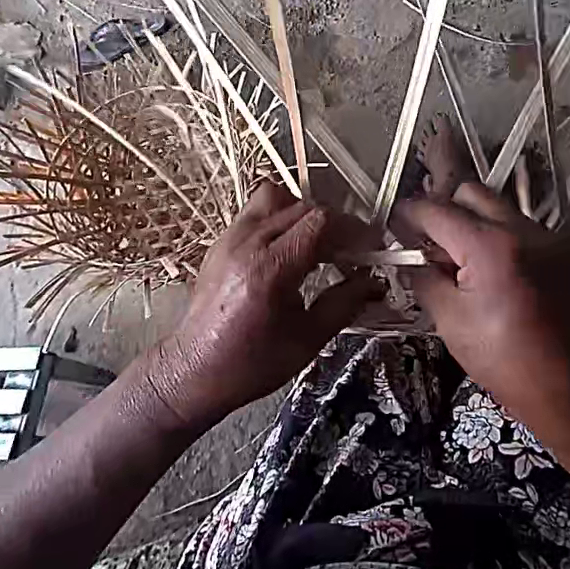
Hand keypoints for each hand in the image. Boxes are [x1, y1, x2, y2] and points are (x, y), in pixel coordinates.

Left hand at [141, 183, 376, 432]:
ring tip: (316, 245)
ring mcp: (230, 237)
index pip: (320, 221)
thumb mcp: (308, 340)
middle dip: (335, 225)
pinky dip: (280, 219)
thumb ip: (345, 303)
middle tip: (350, 253)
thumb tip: (376, 283)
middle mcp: (248, 243)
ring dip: (305, 214)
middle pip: (304, 206)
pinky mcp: (221, 240)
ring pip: (277, 197)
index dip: (352, 230)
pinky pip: (256, 210)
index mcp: (270, 269)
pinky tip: (288, 251)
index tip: (369, 249)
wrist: (193, 371)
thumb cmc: (251, 363)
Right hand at [393, 182, 569, 462]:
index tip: (396, 222)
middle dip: (443, 207)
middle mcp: (525, 230)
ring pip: (501, 209)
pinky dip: (502, 239)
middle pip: (471, 192)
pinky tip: (494, 273)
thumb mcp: (451, 323)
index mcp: (491, 247)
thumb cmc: (510, 367)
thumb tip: (412, 257)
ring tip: (461, 260)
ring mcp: (552, 239)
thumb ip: (425, 278)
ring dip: (473, 222)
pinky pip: (525, 230)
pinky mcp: (569, 254)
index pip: (436, 210)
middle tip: (427, 238)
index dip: (409, 213)